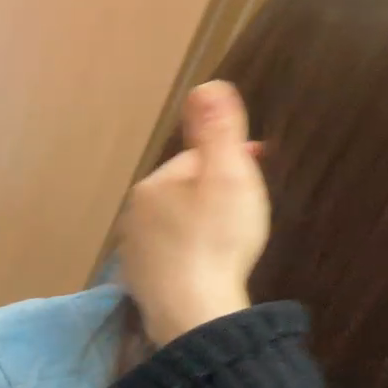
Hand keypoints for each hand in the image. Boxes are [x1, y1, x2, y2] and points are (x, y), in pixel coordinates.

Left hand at [119, 80, 269, 344]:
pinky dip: (189, 246)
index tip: (257, 169)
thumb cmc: (214, 235)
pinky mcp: (138, 273)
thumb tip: (204, 87)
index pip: (194, 160)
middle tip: (243, 206)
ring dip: (200, 219)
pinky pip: (170, 248)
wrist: (191, 300)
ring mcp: (131, 246)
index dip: (230, 161)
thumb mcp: (226, 175)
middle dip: (212, 190)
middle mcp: (130, 214)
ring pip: (174, 220)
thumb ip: (216, 132)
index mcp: (150, 186)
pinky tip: (206, 257)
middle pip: (182, 190)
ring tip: (226, 232)